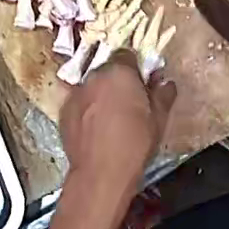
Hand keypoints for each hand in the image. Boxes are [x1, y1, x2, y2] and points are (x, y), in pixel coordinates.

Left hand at [56, 56, 175, 228]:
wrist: (101, 174)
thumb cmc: (135, 142)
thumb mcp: (160, 117)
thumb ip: (164, 93)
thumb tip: (165, 82)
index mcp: (119, 72)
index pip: (127, 54)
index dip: (137, 67)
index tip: (144, 81)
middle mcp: (93, 77)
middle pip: (108, 69)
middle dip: (119, 79)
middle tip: (132, 99)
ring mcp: (75, 94)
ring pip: (93, 85)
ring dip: (102, 93)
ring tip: (113, 115)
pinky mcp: (63, 112)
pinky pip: (80, 102)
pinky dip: (88, 108)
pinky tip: (97, 127)